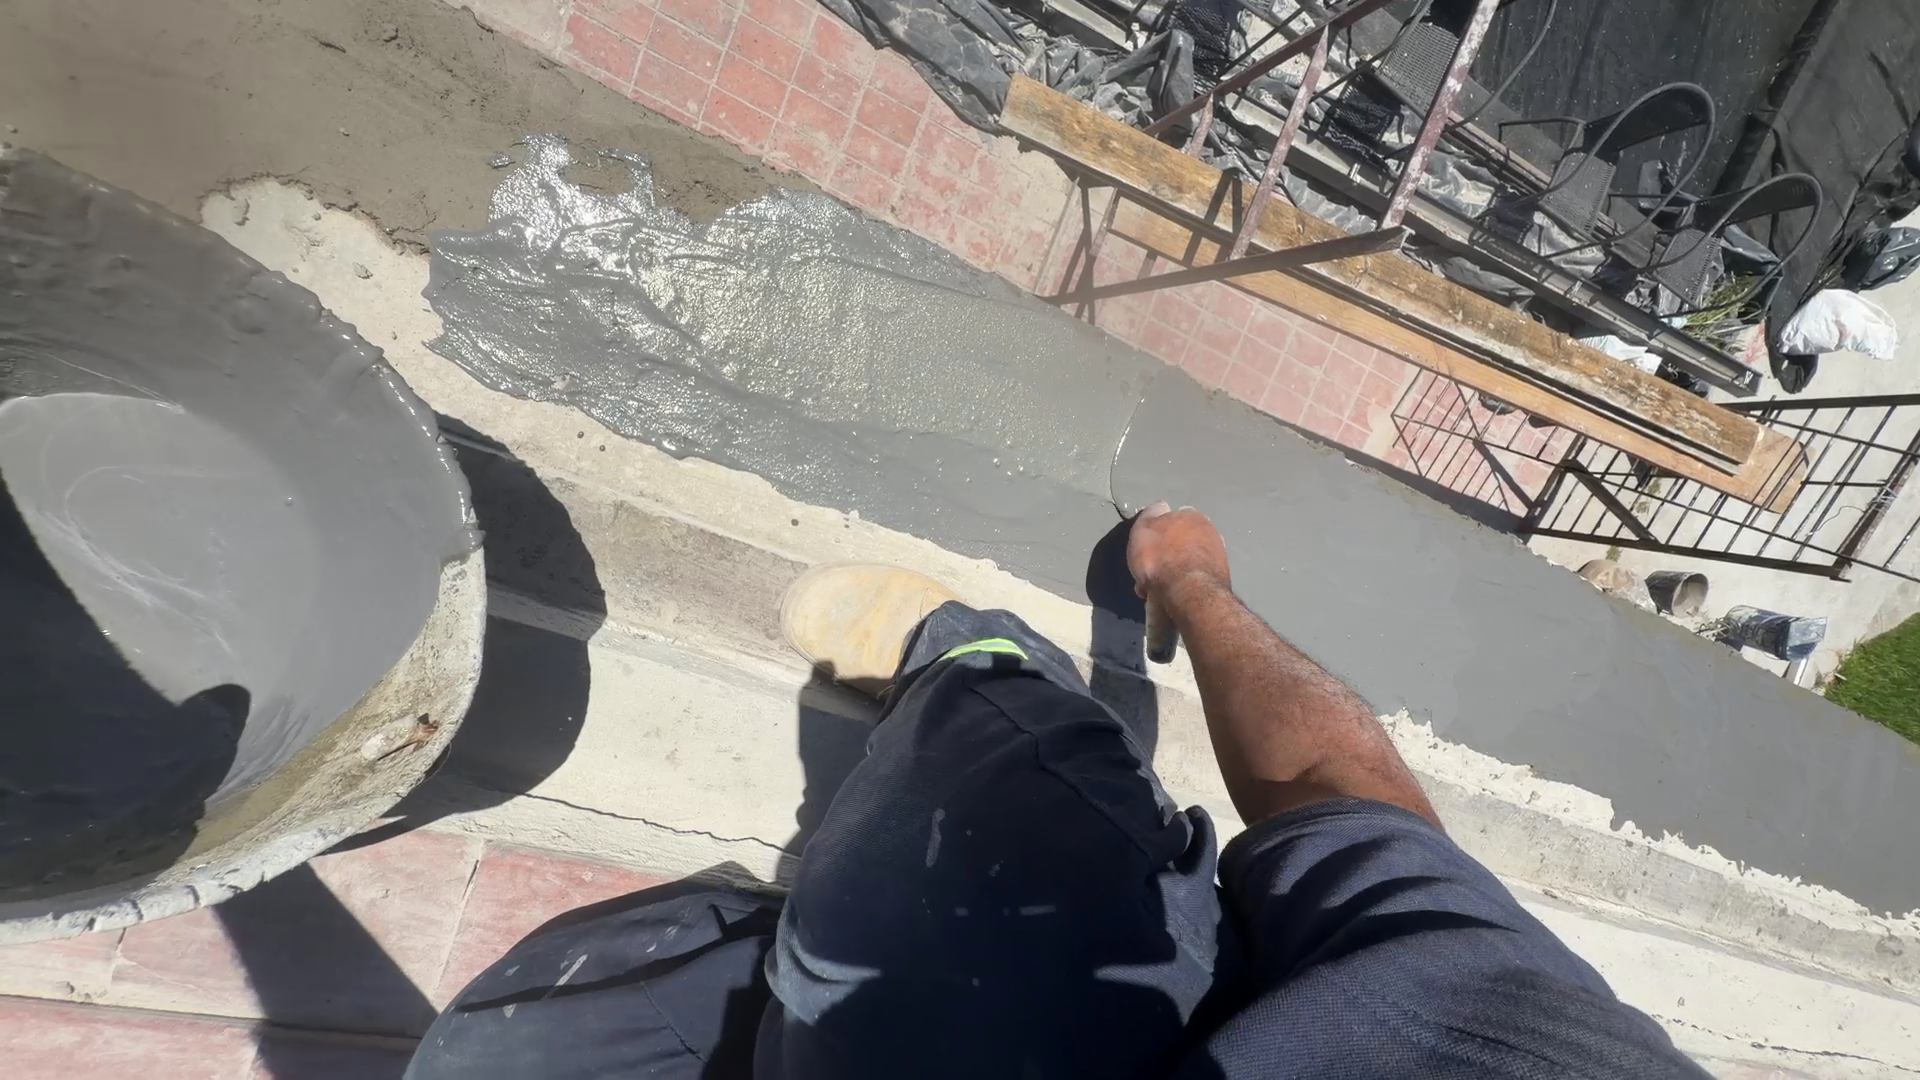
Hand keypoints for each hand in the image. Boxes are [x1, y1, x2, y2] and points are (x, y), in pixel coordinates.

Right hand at [1127, 503, 1231, 606]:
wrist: (1186, 594)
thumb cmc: (1160, 556)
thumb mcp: (1144, 527)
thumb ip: (1151, 514)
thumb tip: (1160, 508)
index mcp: (1194, 517)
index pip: (1176, 516)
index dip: (1159, 529)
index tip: (1148, 543)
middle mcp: (1211, 534)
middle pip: (1180, 542)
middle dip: (1165, 554)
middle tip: (1149, 567)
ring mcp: (1217, 560)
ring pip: (1184, 564)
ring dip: (1169, 572)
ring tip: (1153, 585)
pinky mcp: (1215, 583)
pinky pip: (1189, 581)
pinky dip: (1177, 586)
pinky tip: (1164, 594)